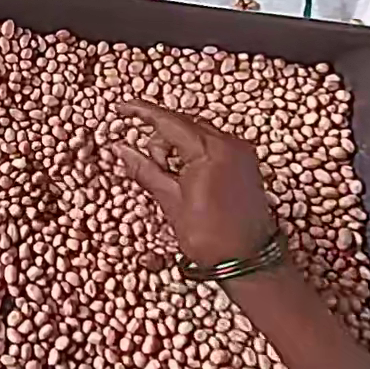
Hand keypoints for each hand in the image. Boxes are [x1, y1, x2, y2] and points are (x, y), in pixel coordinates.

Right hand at [106, 101, 273, 266]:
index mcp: (209, 151)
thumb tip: (121, 149)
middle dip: (159, 139)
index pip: (168, 121)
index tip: (122, 107)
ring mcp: (241, 153)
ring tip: (169, 178)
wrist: (248, 262)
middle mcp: (230, 145)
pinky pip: (211, 145)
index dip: (142, 112)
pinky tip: (183, 175)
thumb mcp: (169, 200)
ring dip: (175, 147)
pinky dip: (192, 153)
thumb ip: (144, 168)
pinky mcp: (245, 164)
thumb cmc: (210, 235)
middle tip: (148, 164)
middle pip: (183, 124)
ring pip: (196, 134)